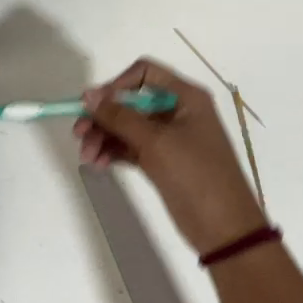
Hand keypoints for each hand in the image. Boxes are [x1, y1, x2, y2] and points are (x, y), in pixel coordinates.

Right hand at [74, 58, 267, 252]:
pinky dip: (113, 152)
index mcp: (185, 97)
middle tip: (78, 134)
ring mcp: (169, 138)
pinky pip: (131, 147)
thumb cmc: (195, 175)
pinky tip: (99, 164)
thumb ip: (119, 116)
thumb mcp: (155, 142)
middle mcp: (177, 112)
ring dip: (104, 138)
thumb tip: (88, 96)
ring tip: (87, 157)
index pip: (143, 73)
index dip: (115, 85)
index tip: (92, 105)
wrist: (224, 229)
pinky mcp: (162, 161)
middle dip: (103, 117)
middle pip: (130, 102)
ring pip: (127, 127)